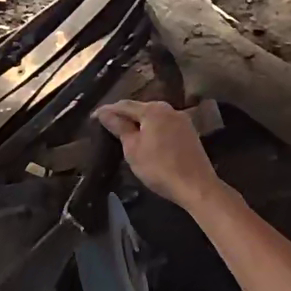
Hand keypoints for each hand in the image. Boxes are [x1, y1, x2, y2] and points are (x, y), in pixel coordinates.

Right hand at [94, 99, 226, 208]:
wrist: (196, 185)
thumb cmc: (159, 167)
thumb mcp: (133, 149)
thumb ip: (119, 127)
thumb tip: (105, 113)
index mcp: (153, 109)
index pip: (124, 105)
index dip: (107, 110)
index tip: (94, 117)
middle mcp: (169, 109)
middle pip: (141, 108)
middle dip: (125, 116)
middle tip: (109, 126)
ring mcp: (182, 120)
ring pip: (154, 117)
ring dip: (140, 124)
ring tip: (126, 134)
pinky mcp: (190, 132)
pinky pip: (165, 126)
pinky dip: (153, 130)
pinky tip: (148, 141)